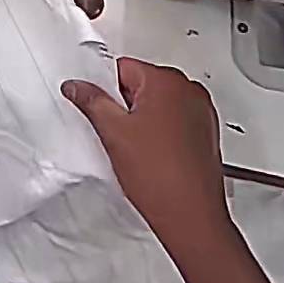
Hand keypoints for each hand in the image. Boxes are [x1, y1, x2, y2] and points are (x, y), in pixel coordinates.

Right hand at [61, 58, 234, 256]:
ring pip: (160, 102)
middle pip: (142, 82)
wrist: (191, 215)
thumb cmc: (162, 178)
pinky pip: (176, 118)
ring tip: (138, 147)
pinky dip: (163, 130)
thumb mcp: (113, 133)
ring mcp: (201, 110)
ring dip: (145, 117)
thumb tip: (78, 87)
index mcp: (166, 81)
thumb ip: (91, 101)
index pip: (123, 67)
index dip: (105, 88)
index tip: (98, 105)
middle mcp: (188, 90)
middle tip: (118, 132)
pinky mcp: (206, 130)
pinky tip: (153, 154)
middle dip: (125, 103)